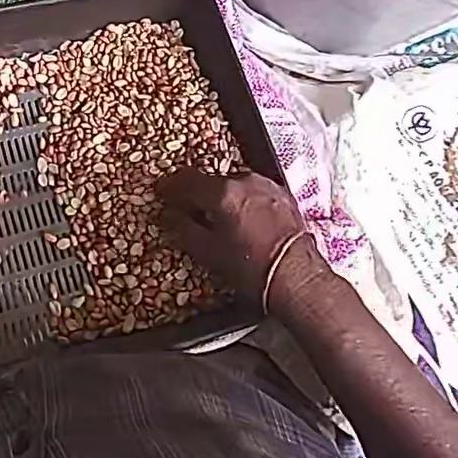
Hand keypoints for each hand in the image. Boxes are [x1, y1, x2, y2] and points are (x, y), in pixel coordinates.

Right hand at [158, 170, 330, 311]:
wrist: (296, 277)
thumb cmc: (251, 268)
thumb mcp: (208, 252)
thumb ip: (184, 228)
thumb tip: (170, 215)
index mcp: (223, 193)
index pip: (187, 180)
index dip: (170, 186)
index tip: (161, 192)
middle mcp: (245, 181)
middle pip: (211, 180)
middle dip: (197, 193)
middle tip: (186, 209)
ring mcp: (267, 185)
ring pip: (234, 184)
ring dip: (221, 196)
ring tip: (215, 217)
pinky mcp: (283, 195)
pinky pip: (253, 191)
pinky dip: (241, 200)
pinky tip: (240, 219)